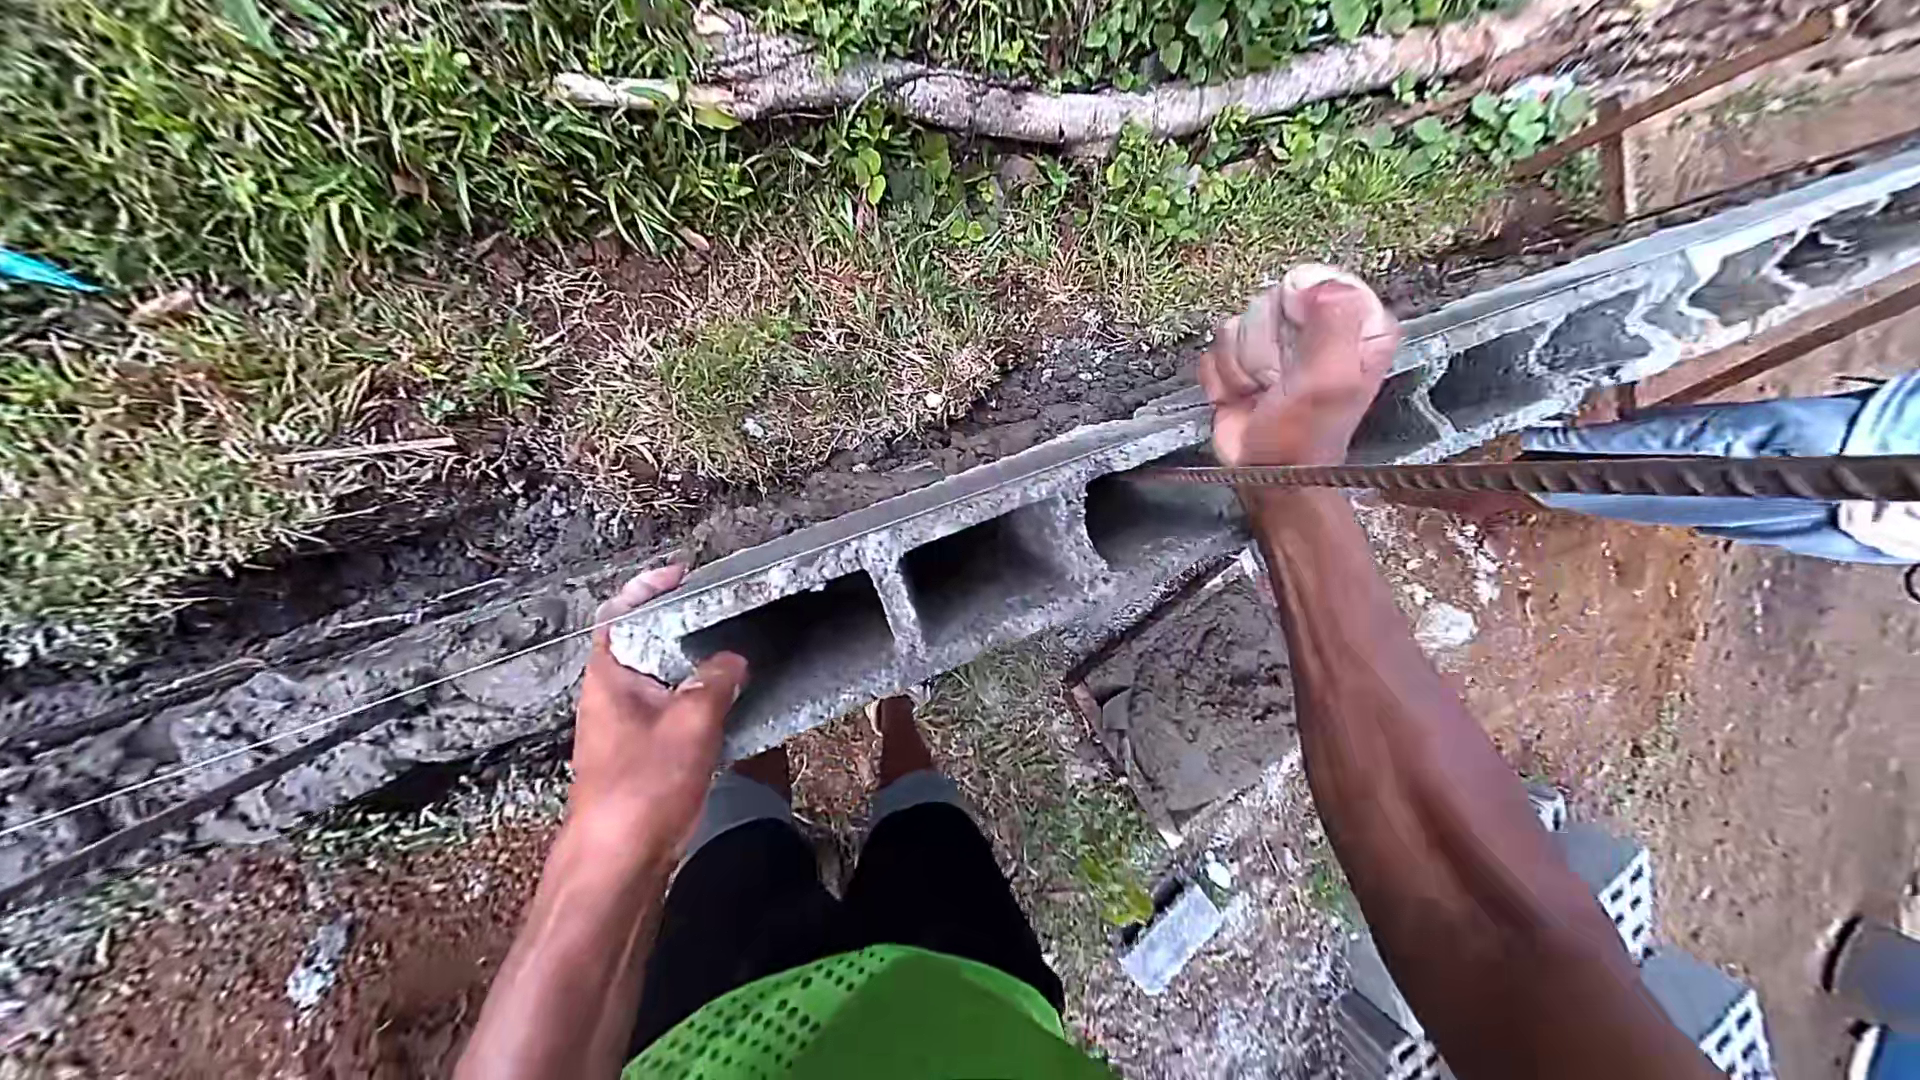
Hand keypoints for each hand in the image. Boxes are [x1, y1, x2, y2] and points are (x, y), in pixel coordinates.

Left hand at [569, 564, 748, 859]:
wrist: (618, 861)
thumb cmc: (642, 786)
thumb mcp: (690, 721)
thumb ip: (715, 680)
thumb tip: (733, 659)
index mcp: (609, 678)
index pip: (619, 614)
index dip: (647, 587)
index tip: (683, 573)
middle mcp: (613, 695)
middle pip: (643, 641)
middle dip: (679, 620)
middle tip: (720, 606)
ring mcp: (628, 723)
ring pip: (662, 675)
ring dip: (692, 658)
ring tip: (732, 642)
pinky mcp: (645, 748)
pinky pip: (673, 704)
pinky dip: (698, 690)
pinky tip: (729, 694)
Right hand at [1199, 264, 1400, 466]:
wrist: (1265, 474)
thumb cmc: (1302, 436)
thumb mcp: (1331, 381)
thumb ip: (1332, 322)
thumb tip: (1308, 282)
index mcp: (1353, 324)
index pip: (1314, 282)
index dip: (1297, 313)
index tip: (1298, 350)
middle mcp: (1312, 329)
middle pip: (1268, 302)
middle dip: (1263, 348)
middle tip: (1276, 381)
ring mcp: (1271, 346)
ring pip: (1234, 326)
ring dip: (1240, 368)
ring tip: (1259, 393)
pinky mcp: (1236, 364)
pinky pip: (1213, 353)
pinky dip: (1221, 380)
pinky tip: (1240, 397)